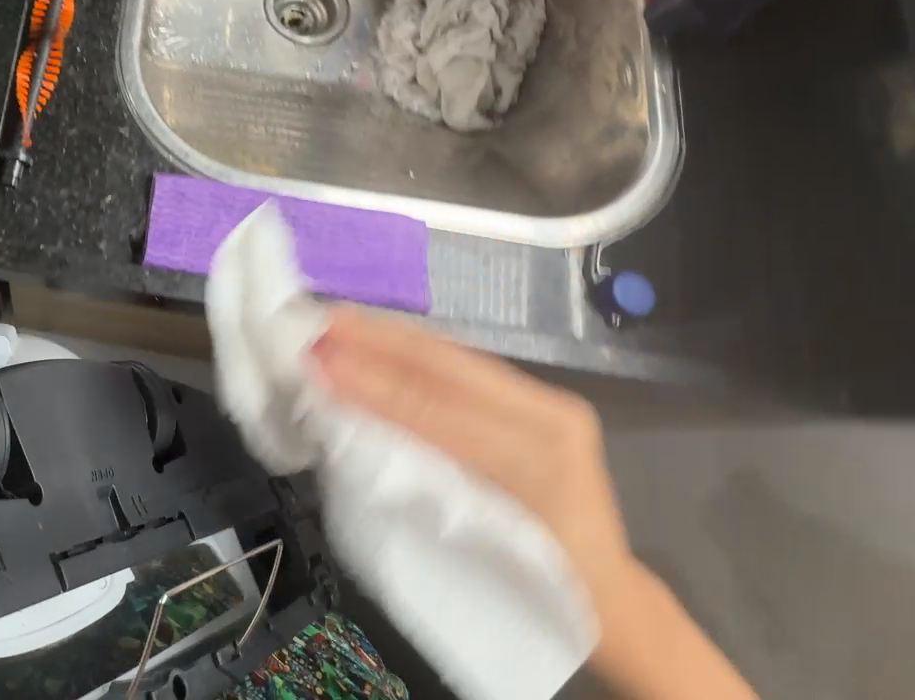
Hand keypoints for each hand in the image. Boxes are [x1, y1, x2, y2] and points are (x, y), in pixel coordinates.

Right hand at [307, 305, 758, 699]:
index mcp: (540, 466)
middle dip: (375, 341)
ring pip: (454, 355)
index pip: (443, 412)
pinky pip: (459, 362)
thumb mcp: (462, 548)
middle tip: (315, 323)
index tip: (318, 362)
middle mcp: (550, 418)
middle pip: (450, 365)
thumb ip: (406, 479)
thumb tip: (334, 420)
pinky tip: (371, 336)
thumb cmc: (523, 584)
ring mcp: (547, 401)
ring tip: (332, 319)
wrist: (600, 594)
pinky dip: (408, 346)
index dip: (374, 384)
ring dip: (386, 335)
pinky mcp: (532, 395)